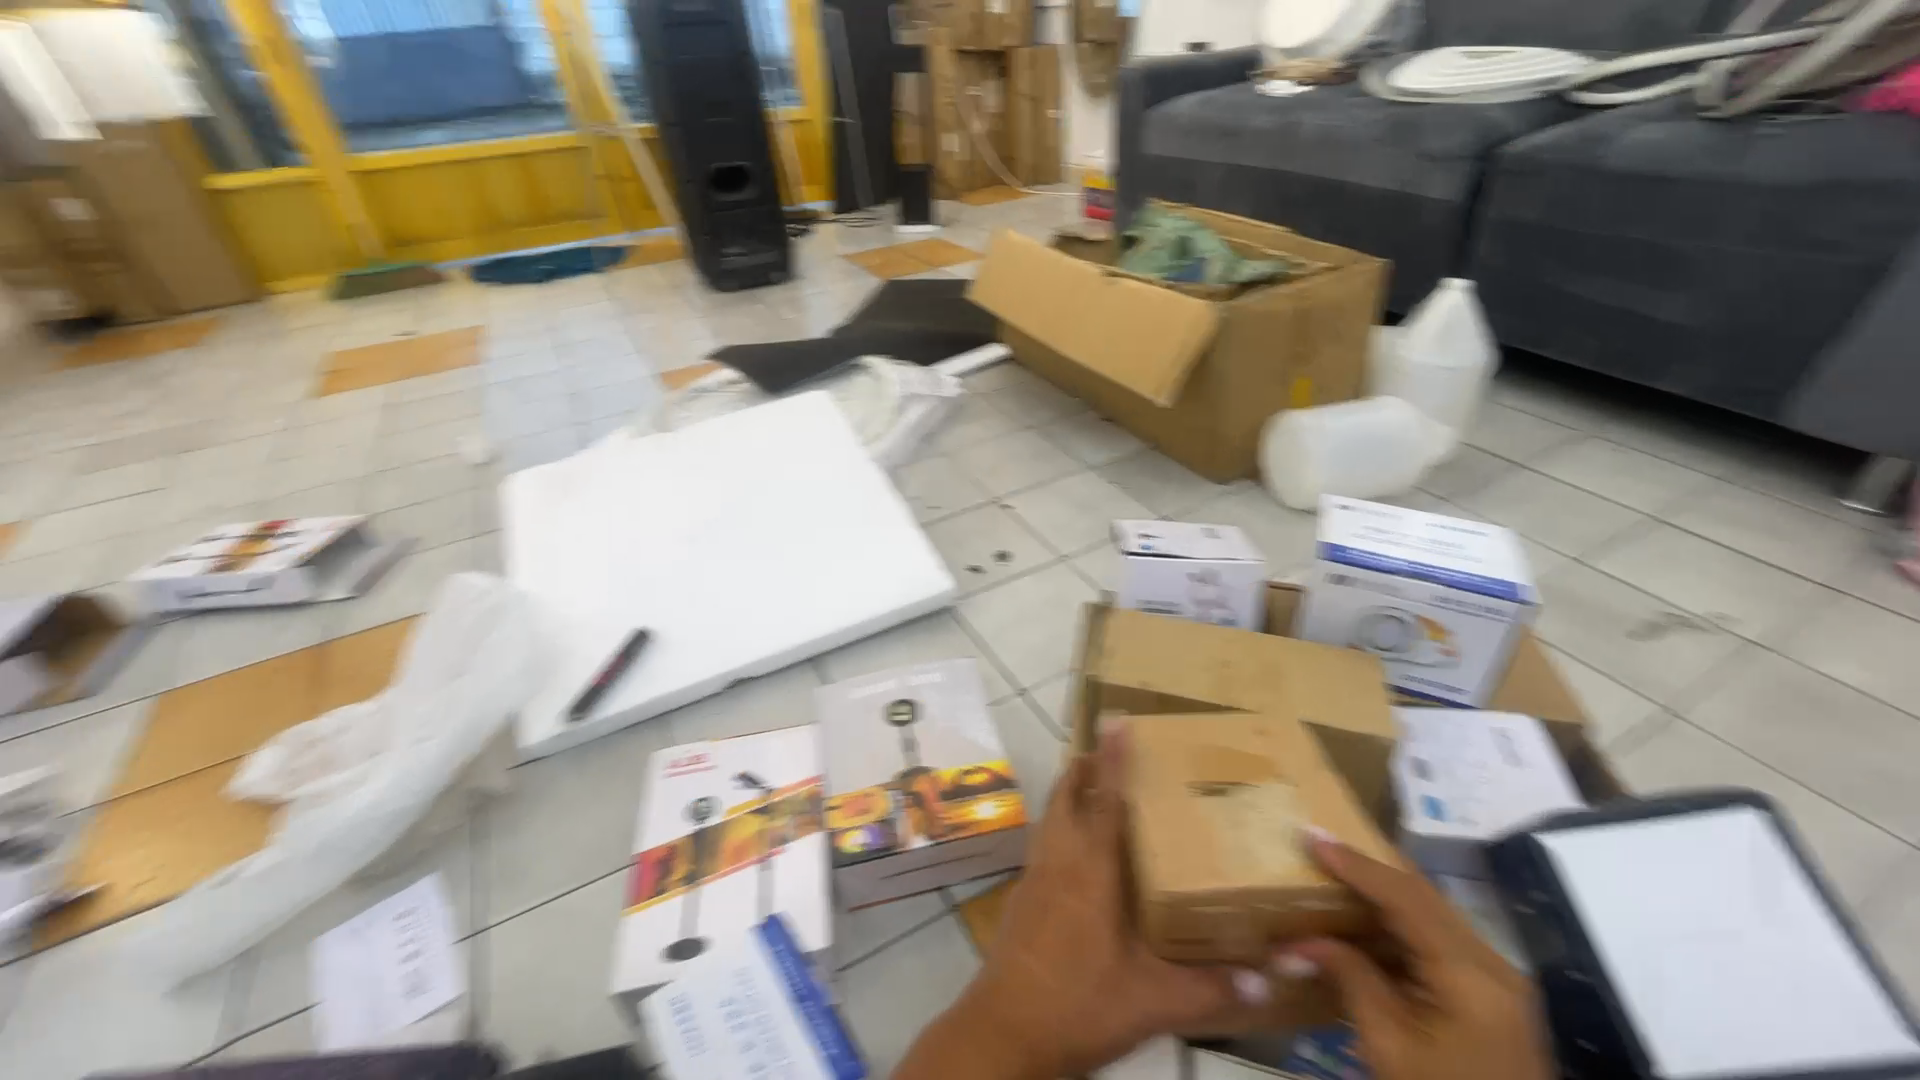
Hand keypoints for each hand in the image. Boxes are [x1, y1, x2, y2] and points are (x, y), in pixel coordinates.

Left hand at [894, 736, 1255, 1079]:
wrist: (1002, 1032)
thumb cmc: (1078, 1003)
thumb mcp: (1153, 1002)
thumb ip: (1212, 989)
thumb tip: (1271, 980)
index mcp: (1090, 870)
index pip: (1104, 798)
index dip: (1113, 757)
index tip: (1117, 719)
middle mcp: (1057, 862)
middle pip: (1065, 796)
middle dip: (1086, 768)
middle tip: (1113, 753)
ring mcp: (1033, 880)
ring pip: (1050, 820)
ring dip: (1070, 796)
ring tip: (1099, 794)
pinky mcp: (1021, 902)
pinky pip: (1044, 847)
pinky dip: (1062, 831)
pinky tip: (1082, 860)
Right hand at [1281, 836, 1552, 1079]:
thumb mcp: (1388, 1048)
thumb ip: (1351, 982)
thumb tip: (1301, 941)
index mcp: (1471, 977)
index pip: (1407, 900)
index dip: (1358, 866)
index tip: (1313, 838)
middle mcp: (1493, 964)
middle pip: (1425, 896)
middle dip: (1370, 867)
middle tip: (1320, 844)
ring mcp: (1499, 978)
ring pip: (1434, 912)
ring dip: (1384, 891)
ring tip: (1334, 870)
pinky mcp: (1493, 992)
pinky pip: (1441, 938)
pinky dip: (1400, 921)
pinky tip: (1366, 918)